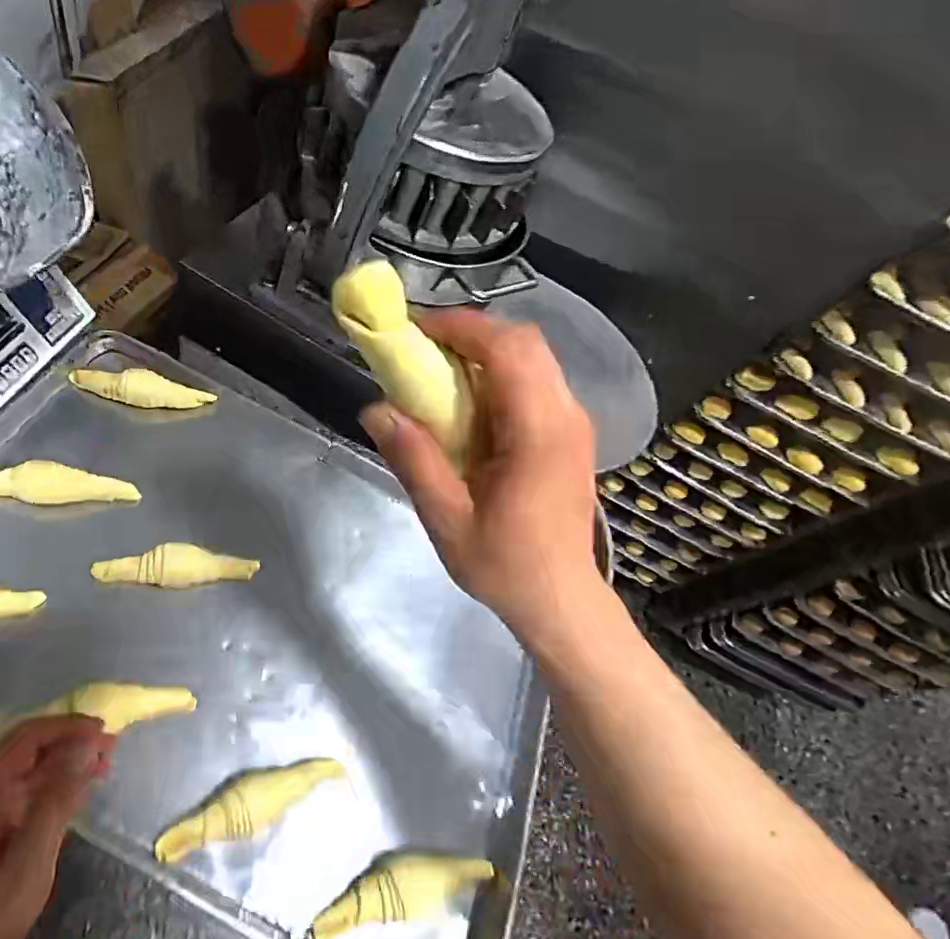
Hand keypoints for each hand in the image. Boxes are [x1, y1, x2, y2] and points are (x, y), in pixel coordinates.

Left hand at [0, 716, 113, 938]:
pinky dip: (51, 792)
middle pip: (24, 753)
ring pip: (24, 777)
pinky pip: (20, 801)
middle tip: (112, 745)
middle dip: (68, 742)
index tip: (105, 728)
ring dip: (63, 766)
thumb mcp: (29, 864)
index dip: (66, 727)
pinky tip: (76, 795)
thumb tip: (83, 747)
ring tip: (103, 763)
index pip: (25, 740)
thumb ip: (56, 802)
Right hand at [359, 310, 603, 644]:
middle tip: (421, 352)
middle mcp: (566, 415)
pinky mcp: (569, 437)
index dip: (460, 327)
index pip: (507, 350)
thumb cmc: (505, 567)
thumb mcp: (448, 520)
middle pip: (524, 344)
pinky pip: (534, 386)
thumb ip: (414, 460)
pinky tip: (467, 411)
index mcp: (539, 431)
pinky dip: (497, 381)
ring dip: (483, 357)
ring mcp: (573, 424)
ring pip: (532, 362)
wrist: (561, 601)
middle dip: (469, 336)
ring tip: (437, 378)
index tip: (413, 330)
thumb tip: (375, 410)